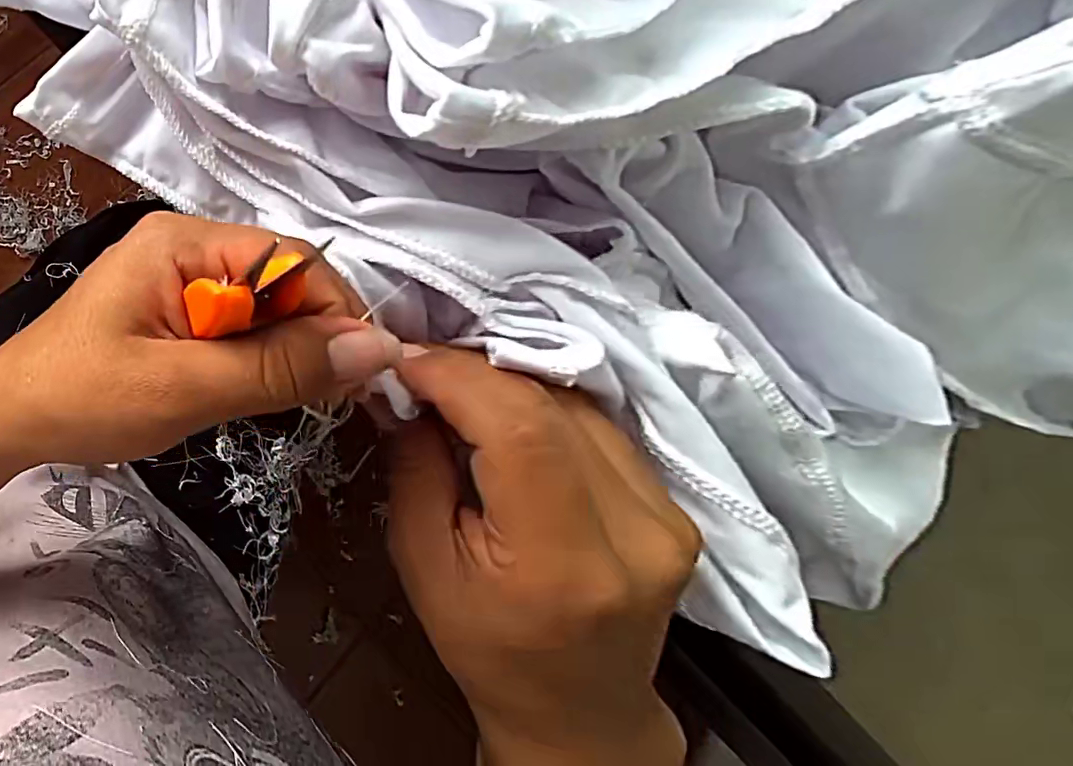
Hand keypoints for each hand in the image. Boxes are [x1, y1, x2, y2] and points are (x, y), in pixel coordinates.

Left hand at [0, 211, 402, 468]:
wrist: (5, 420)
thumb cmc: (81, 399)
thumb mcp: (184, 387)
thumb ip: (278, 367)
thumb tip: (376, 348)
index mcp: (183, 241)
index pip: (288, 259)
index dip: (333, 310)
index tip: (361, 374)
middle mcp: (187, 243)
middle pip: (279, 279)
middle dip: (308, 335)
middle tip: (328, 399)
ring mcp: (179, 273)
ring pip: (263, 306)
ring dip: (282, 350)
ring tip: (289, 399)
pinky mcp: (174, 305)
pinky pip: (238, 323)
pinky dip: (255, 357)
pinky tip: (249, 388)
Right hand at [386, 347, 699, 765]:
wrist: (579, 712)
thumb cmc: (485, 646)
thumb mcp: (420, 560)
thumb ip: (412, 463)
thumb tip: (399, 383)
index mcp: (563, 563)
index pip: (519, 430)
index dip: (457, 377)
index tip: (405, 359)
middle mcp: (633, 533)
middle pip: (547, 405)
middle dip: (472, 371)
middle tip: (420, 368)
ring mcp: (665, 516)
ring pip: (571, 401)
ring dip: (504, 381)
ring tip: (455, 388)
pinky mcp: (673, 504)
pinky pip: (593, 420)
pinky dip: (538, 401)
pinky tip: (503, 410)